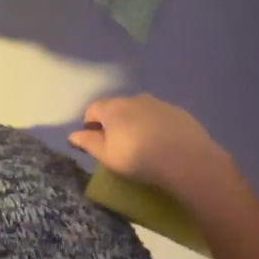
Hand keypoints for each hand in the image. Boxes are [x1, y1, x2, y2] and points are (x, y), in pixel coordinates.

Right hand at [69, 94, 236, 199]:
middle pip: (116, 107)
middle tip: (119, 145)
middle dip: (113, 122)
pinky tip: (162, 143)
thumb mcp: (107, 156)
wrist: (186, 159)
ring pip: (139, 110)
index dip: (90, 124)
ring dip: (136, 122)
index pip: (92, 109)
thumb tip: (73, 134)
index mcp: (113, 108)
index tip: (96, 143)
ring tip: (143, 144)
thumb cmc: (138, 158)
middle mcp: (134, 98)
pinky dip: (156, 125)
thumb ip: (88, 142)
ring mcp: (158, 102)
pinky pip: (159, 116)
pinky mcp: (177, 111)